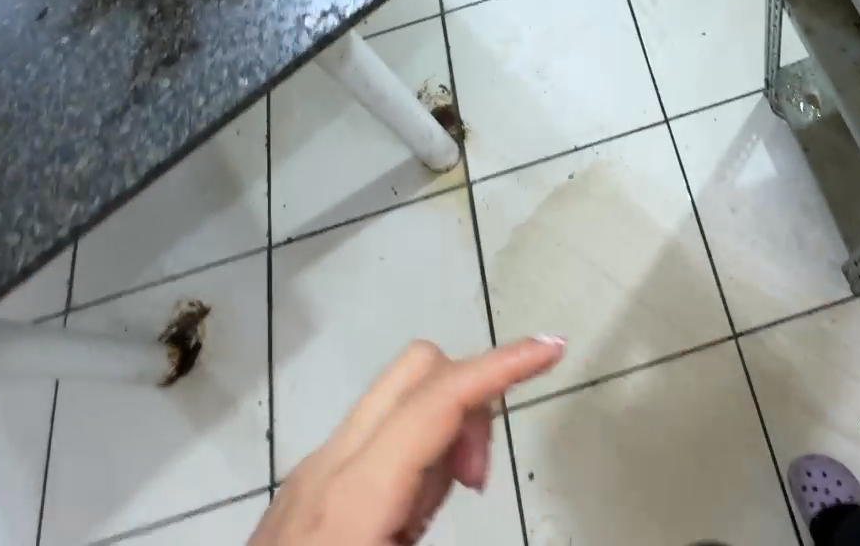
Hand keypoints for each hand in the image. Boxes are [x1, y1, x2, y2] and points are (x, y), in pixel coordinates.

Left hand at [250, 336, 565, 545]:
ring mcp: (312, 472)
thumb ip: (439, 501)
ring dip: (445, 425)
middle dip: (472, 391)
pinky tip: (415, 513)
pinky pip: (377, 433)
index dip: (501, 366)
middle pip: (416, 369)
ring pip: (398, 398)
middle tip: (481, 475)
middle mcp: (329, 465)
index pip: (438, 399)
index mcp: (354, 497)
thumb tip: (475, 473)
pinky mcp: (306, 487)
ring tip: (453, 501)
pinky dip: (415, 448)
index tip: (553, 347)